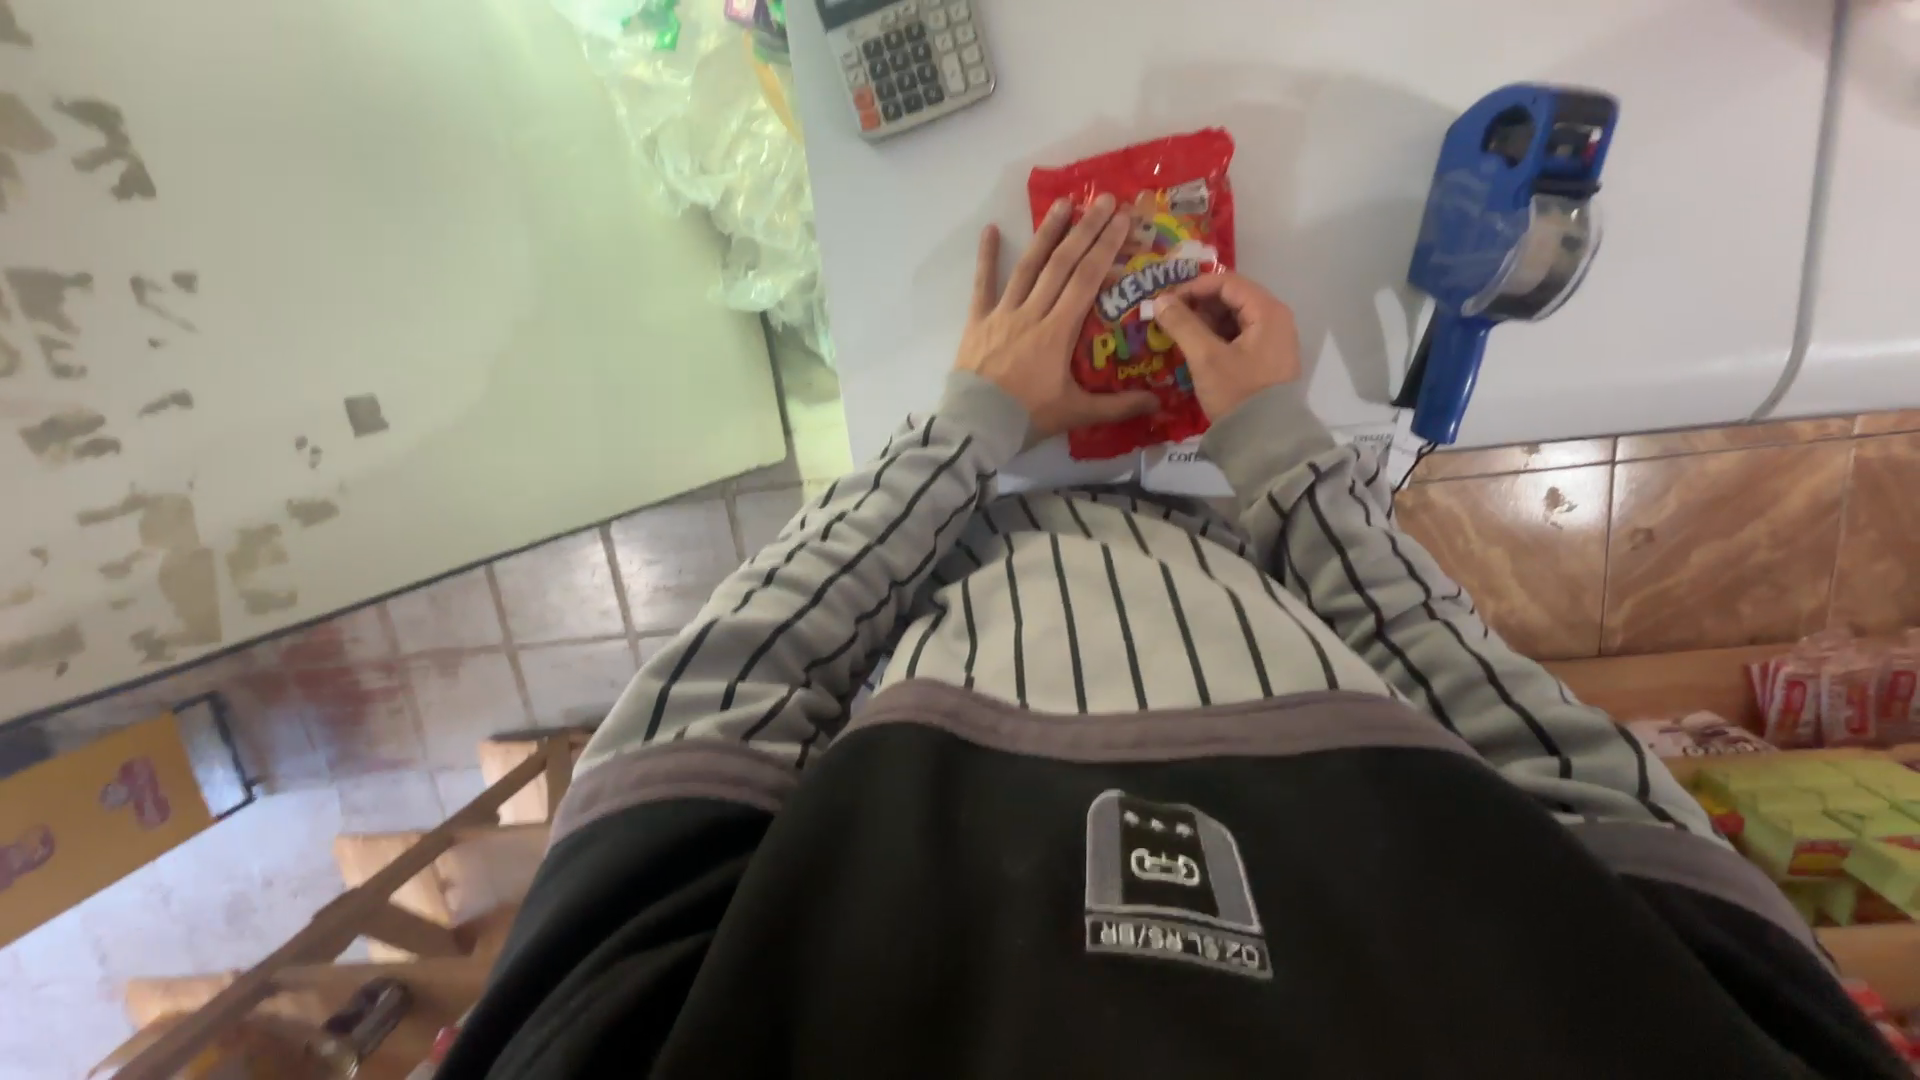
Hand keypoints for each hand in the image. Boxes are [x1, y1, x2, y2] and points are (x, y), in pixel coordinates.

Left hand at [955, 194, 1159, 441]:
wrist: (976, 427)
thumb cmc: (1027, 418)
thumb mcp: (1077, 414)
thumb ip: (1118, 406)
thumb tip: (1159, 403)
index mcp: (1058, 331)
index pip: (1087, 280)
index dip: (1106, 247)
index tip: (1122, 219)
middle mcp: (1032, 313)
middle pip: (1062, 264)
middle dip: (1086, 230)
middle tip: (1104, 200)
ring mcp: (1002, 314)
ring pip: (1027, 266)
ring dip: (1046, 233)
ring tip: (1063, 204)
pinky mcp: (977, 322)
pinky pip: (983, 284)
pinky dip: (986, 257)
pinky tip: (990, 229)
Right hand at [1152, 272, 1302, 421]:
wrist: (1263, 439)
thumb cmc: (1237, 393)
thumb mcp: (1205, 357)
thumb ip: (1182, 324)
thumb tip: (1160, 300)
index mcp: (1268, 312)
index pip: (1228, 282)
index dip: (1194, 287)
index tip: (1166, 301)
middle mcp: (1275, 319)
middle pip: (1232, 298)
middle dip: (1198, 304)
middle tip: (1169, 318)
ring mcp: (1272, 340)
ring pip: (1233, 318)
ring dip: (1204, 321)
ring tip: (1178, 334)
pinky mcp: (1265, 359)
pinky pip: (1238, 336)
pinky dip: (1215, 337)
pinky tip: (1195, 349)